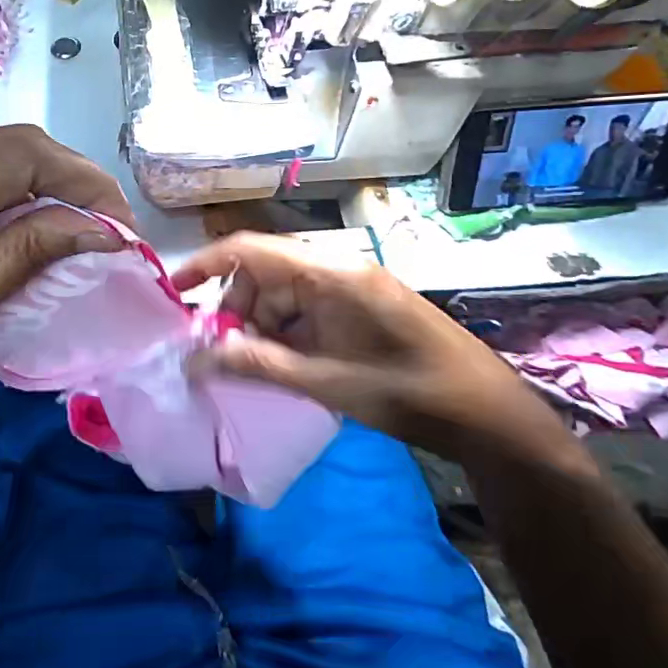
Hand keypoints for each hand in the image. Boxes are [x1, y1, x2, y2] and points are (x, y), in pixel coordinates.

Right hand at [175, 233, 572, 467]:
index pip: (250, 249)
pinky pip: (307, 310)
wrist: (493, 417)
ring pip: (283, 296)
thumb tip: (194, 360)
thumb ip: (255, 365)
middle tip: (221, 355)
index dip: (206, 265)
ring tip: (256, 369)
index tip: (175, 293)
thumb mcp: (324, 382)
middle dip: (235, 311)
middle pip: (264, 275)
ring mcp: (352, 288)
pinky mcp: (362, 307)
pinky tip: (287, 367)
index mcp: (329, 273)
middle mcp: (337, 269)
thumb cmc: (409, 393)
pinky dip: (287, 334)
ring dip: (261, 327)